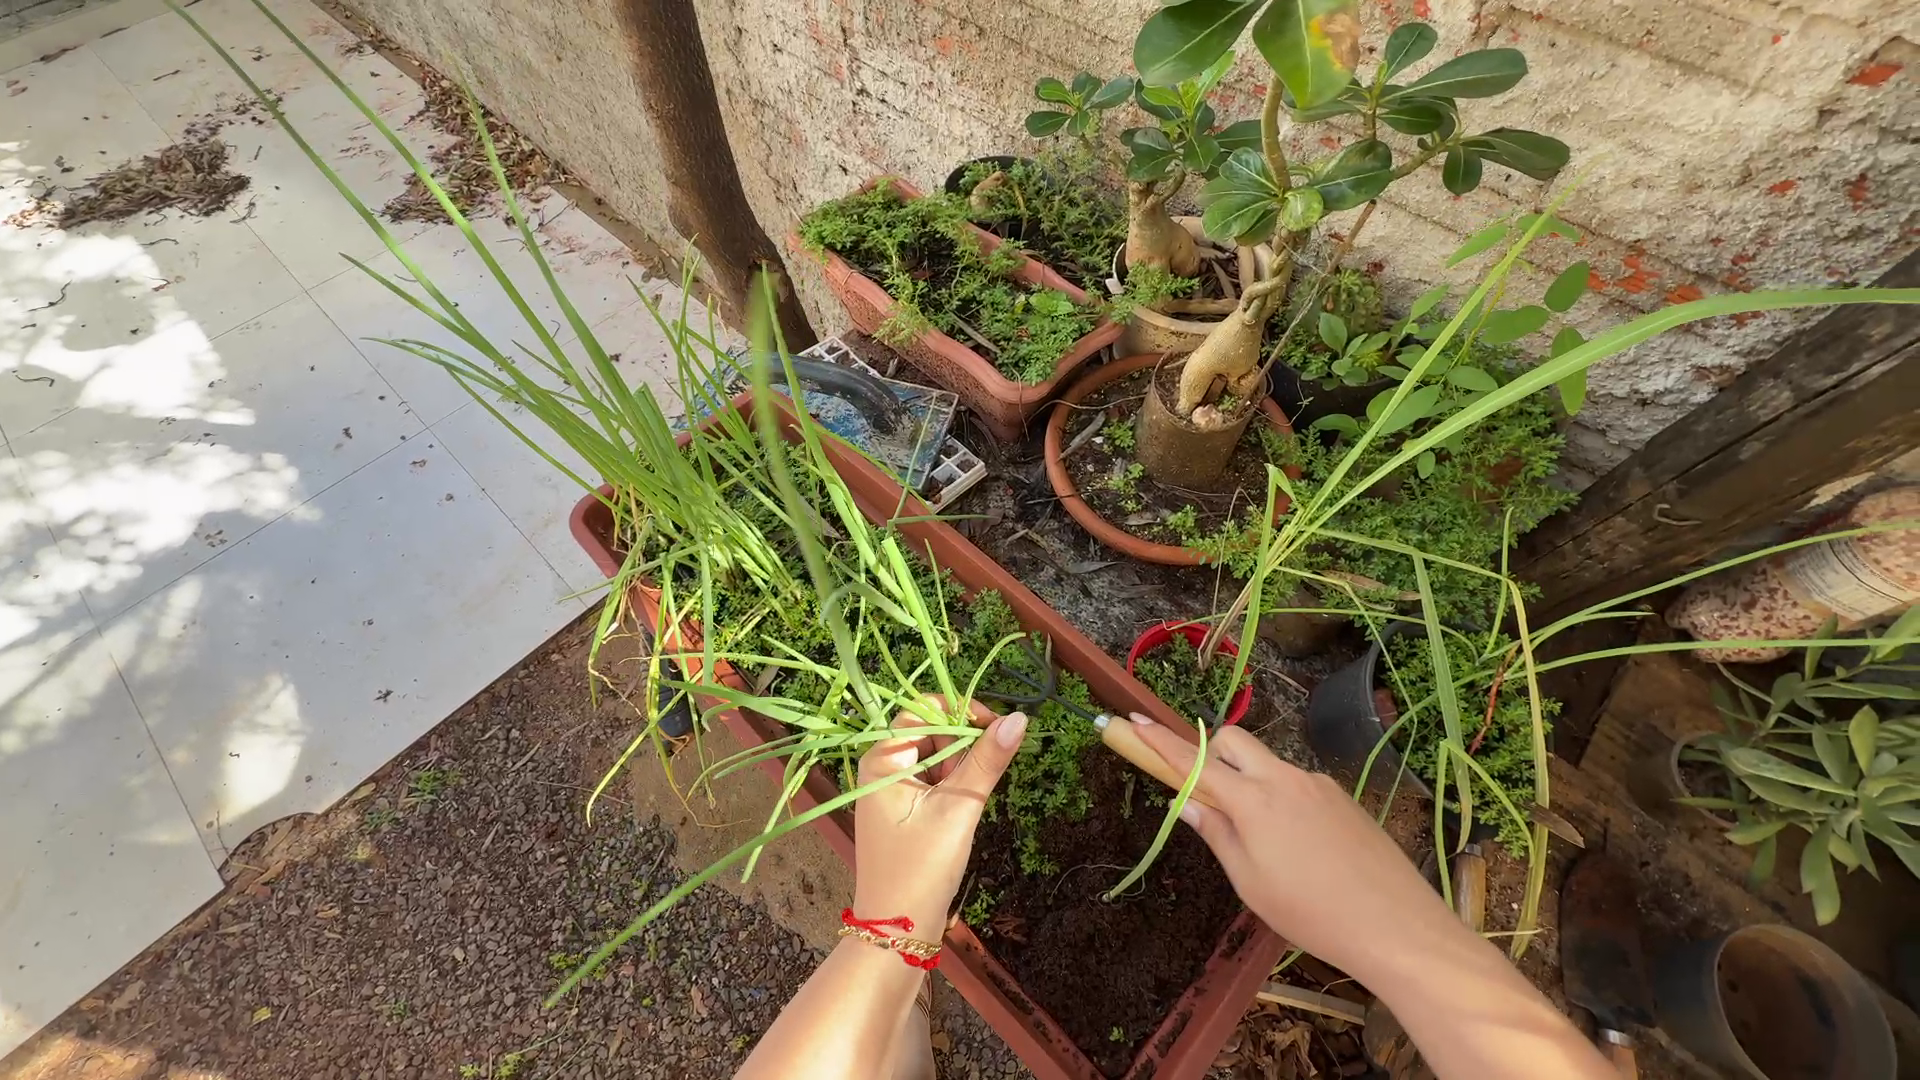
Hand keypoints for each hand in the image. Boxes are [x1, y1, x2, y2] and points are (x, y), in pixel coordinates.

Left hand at [852, 699, 1027, 943]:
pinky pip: (932, 781)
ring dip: (960, 770)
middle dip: (962, 746)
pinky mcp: (902, 811)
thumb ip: (987, 761)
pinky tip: (962, 813)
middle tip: (980, 780)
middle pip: (931, 732)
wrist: (896, 934)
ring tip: (968, 805)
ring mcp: (891, 791)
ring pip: (935, 757)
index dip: (960, 711)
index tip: (995, 729)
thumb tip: (1019, 718)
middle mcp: (882, 767)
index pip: (923, 709)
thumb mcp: (959, 809)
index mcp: (883, 759)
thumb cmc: (922, 868)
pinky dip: (953, 788)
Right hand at [1129, 715, 1456, 977]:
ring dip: (1251, 782)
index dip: (1160, 742)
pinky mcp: (1343, 797)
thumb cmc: (1311, 913)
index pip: (1193, 761)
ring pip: (1268, 763)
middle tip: (1215, 796)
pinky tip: (1306, 849)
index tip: (1134, 721)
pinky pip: (1298, 783)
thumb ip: (1216, 834)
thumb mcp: (1249, 882)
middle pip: (1233, 740)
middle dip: (1212, 753)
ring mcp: (1317, 783)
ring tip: (1271, 844)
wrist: (1399, 928)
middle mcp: (1283, 778)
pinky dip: (1284, 799)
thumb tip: (1187, 803)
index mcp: (1253, 800)